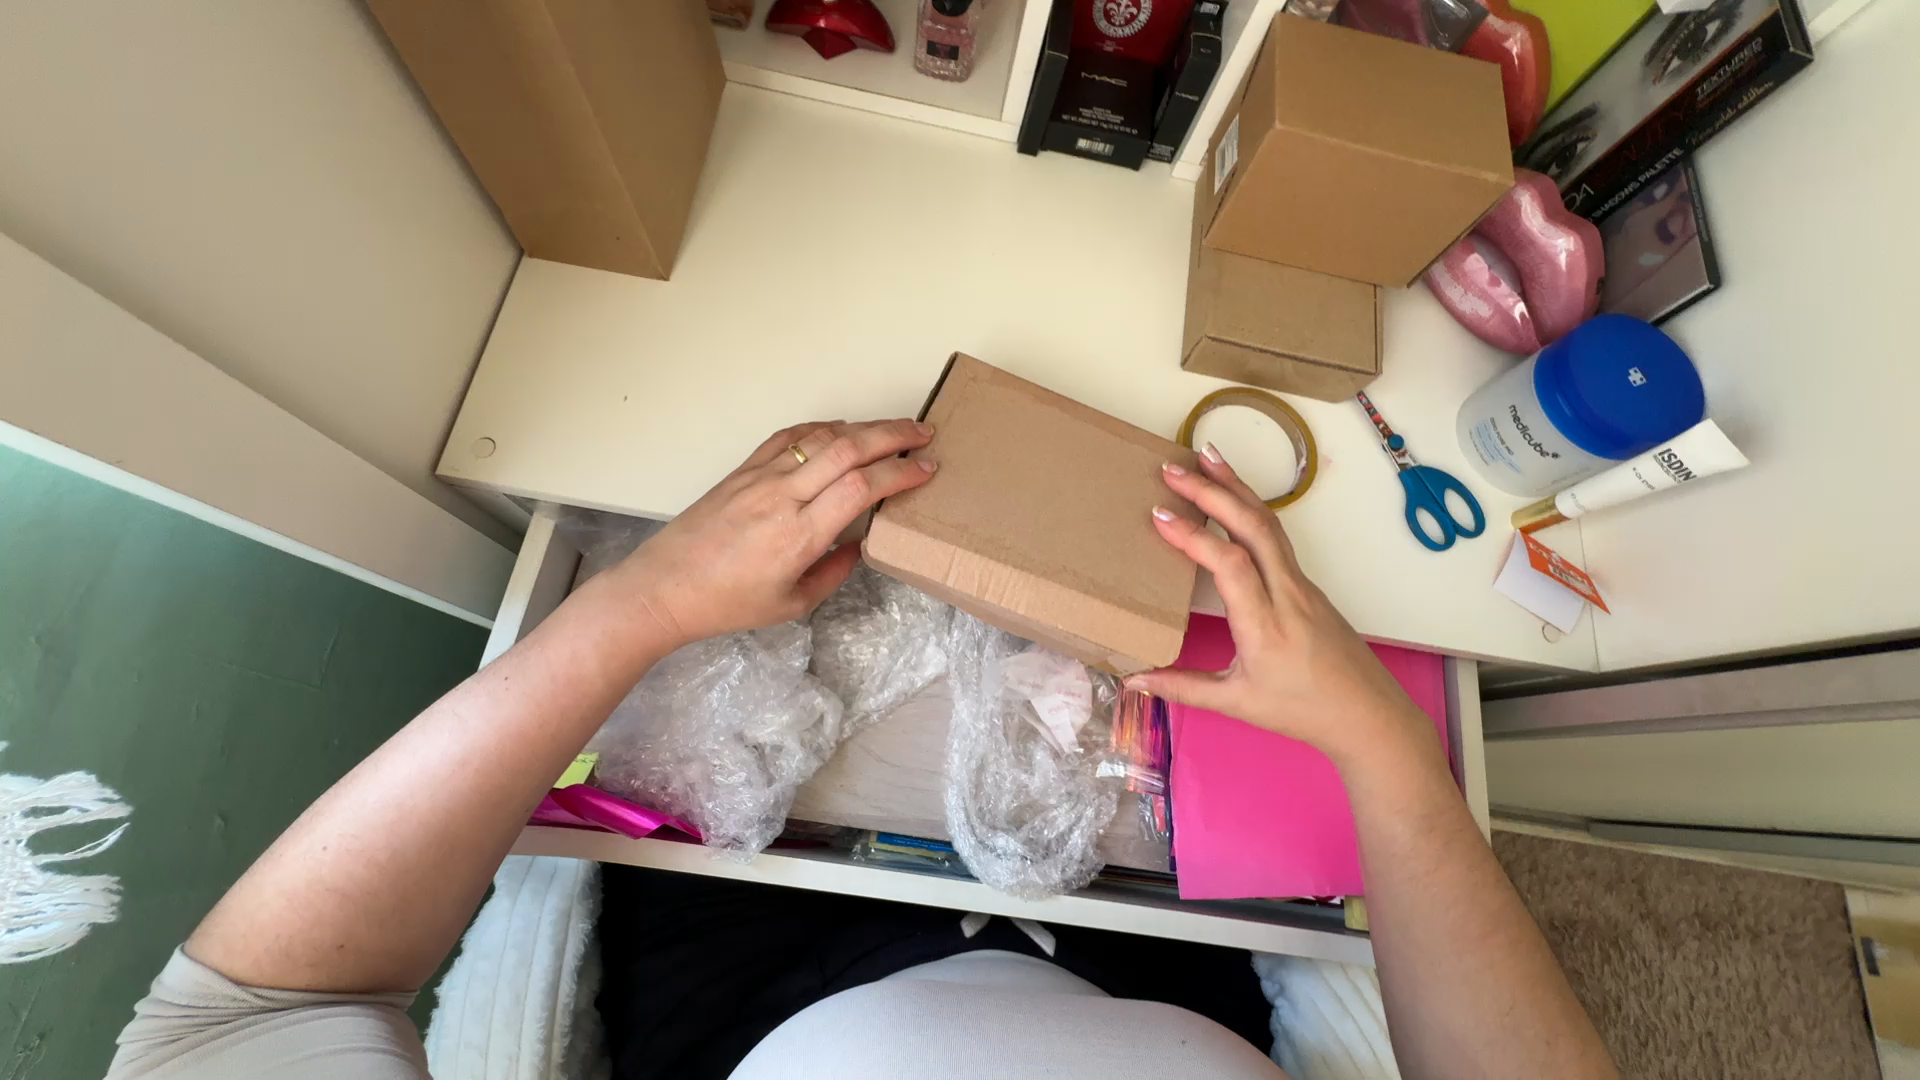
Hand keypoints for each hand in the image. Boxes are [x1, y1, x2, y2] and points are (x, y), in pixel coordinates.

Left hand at [597, 419, 935, 647]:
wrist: (665, 587)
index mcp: (799, 535)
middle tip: (924, 433)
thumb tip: (860, 542)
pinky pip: (789, 436)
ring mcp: (760, 477)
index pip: (861, 487)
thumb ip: (835, 571)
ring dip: (864, 426)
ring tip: (894, 427)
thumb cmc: (728, 604)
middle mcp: (782, 496)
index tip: (926, 469)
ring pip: (821, 436)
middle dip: (893, 435)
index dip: (900, 473)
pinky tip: (842, 429)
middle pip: (848, 449)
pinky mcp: (743, 469)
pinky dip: (822, 427)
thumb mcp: (793, 603)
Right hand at [1124, 444, 1435, 764]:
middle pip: (1253, 527)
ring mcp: (1301, 583)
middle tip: (1174, 468)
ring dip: (1237, 487)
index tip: (1159, 514)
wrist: (1369, 715)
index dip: (1194, 536)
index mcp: (1265, 624)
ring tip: (1206, 457)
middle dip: (1213, 491)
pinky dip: (1250, 506)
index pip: (1230, 564)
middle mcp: (1287, 593)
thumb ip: (1182, 687)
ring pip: (1269, 523)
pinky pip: (1276, 535)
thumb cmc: (1302, 711)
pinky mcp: (1306, 583)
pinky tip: (1233, 496)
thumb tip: (1132, 680)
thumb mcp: (1237, 703)